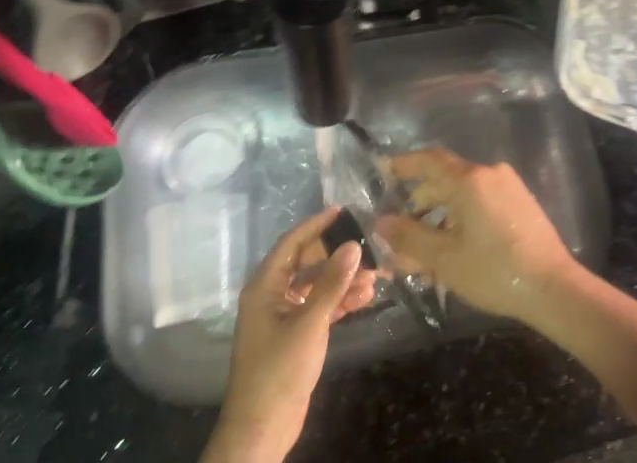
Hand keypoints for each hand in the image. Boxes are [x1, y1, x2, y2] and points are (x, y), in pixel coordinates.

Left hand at [206, 207, 377, 462]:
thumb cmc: (280, 368)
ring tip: (375, 278)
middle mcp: (271, 296)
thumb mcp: (309, 322)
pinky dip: (339, 302)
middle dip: (338, 258)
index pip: (292, 243)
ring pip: (316, 287)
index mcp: (264, 286)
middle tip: (369, 249)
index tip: (343, 210)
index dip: (316, 225)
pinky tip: (364, 299)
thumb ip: (331, 283)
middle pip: (307, 264)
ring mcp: (282, 317)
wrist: (262, 425)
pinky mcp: (293, 336)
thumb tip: (351, 245)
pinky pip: (318, 308)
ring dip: (342, 282)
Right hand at [374, 147, 579, 323]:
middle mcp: (490, 174)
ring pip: (463, 195)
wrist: (552, 287)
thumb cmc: (494, 271)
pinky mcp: (520, 204)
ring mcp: (509, 188)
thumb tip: (381, 222)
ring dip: (439, 217)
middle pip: (445, 179)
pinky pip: (481, 202)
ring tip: (423, 252)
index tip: (383, 172)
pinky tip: (453, 249)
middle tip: (399, 232)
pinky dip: (460, 219)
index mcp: (470, 180)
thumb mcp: (444, 258)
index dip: (404, 164)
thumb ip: (408, 237)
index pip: (429, 160)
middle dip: (419, 204)